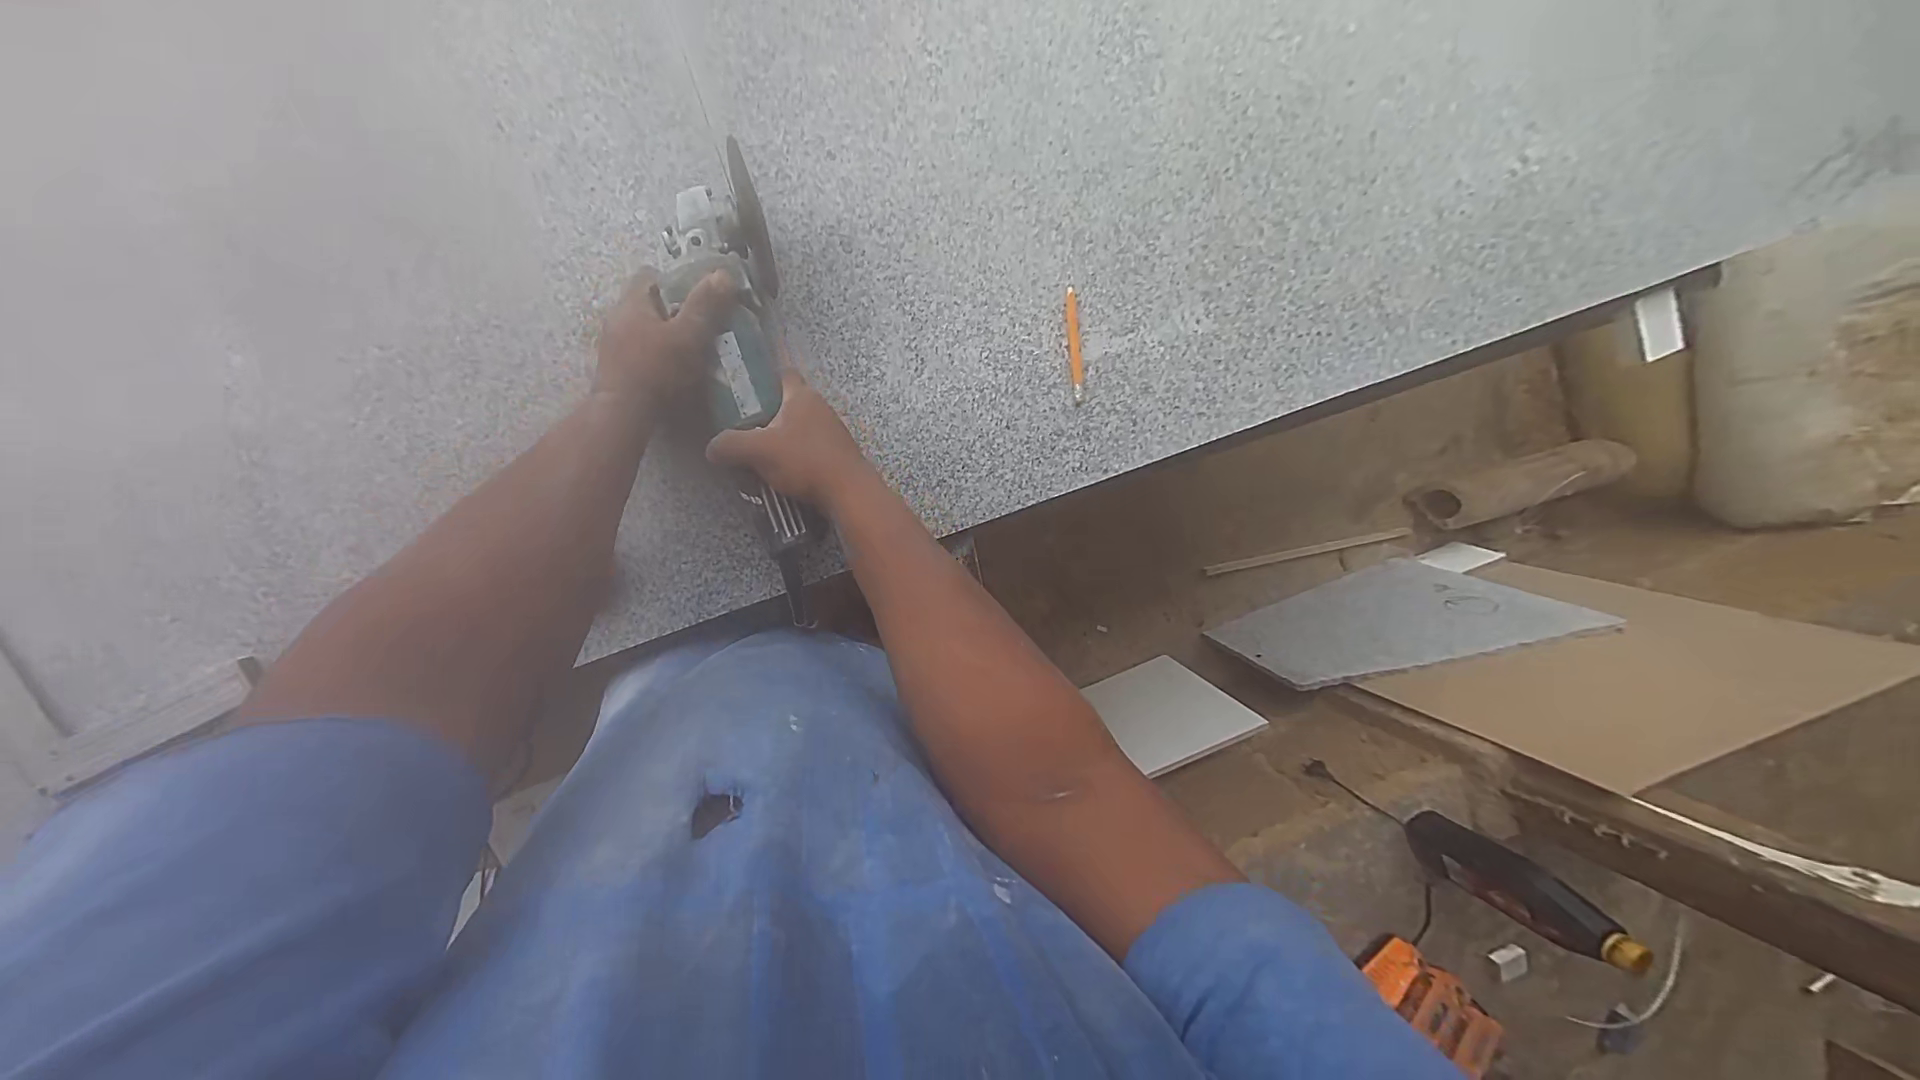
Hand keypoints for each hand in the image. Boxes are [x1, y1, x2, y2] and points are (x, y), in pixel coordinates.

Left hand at [593, 268, 735, 413]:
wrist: (624, 413)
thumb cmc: (657, 370)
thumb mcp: (688, 336)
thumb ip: (705, 305)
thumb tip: (723, 273)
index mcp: (632, 303)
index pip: (650, 276)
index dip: (676, 281)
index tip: (700, 296)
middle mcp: (617, 318)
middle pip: (648, 304)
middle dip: (674, 311)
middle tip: (702, 326)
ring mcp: (612, 345)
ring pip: (644, 329)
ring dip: (665, 336)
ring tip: (693, 351)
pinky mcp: (615, 369)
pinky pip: (639, 352)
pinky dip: (657, 356)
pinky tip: (674, 372)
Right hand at [706, 368, 874, 509]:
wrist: (849, 493)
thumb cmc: (805, 461)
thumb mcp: (759, 451)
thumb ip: (731, 445)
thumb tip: (712, 448)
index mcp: (802, 396)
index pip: (782, 374)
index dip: (763, 380)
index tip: (744, 393)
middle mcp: (821, 408)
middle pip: (788, 404)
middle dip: (767, 417)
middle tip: (746, 432)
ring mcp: (833, 432)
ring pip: (800, 429)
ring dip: (782, 441)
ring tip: (761, 458)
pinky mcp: (839, 454)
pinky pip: (811, 449)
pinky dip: (797, 458)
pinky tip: (784, 475)